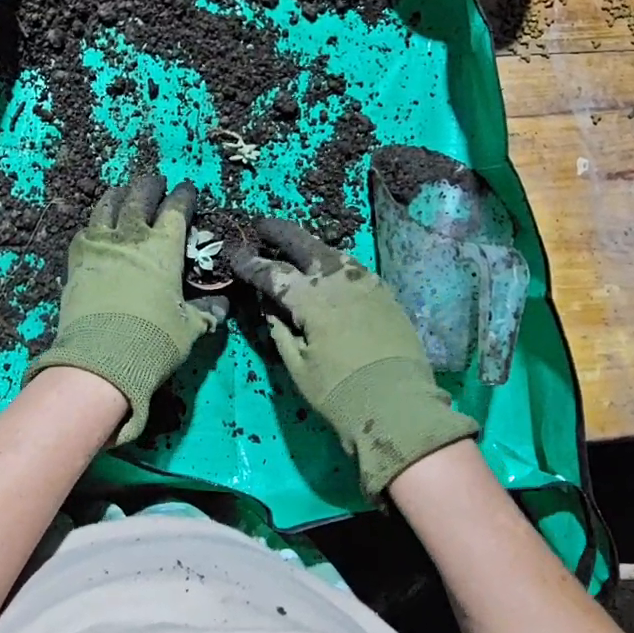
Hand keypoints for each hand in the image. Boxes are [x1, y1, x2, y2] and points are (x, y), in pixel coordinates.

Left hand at [25, 175, 219, 445]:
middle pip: (139, 198)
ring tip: (122, 190)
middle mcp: (131, 238)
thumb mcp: (190, 328)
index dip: (183, 196)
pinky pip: (83, 233)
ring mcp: (100, 246)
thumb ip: (206, 312)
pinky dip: (92, 225)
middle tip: (155, 181)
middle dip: (150, 186)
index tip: (187, 189)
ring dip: (117, 195)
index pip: (176, 210)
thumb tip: (222, 305)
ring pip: (106, 207)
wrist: (101, 358)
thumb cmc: (154, 340)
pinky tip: (94, 227)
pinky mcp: (76, 262)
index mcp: (163, 249)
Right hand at [234, 219, 477, 497]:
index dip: (250, 265)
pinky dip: (335, 264)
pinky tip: (330, 269)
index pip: (272, 274)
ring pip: (332, 252)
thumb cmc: (339, 393)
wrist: (399, 406)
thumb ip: (280, 332)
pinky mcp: (385, 294)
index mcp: (311, 299)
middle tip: (262, 226)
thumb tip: (270, 309)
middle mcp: (337, 281)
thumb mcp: (298, 367)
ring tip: (296, 245)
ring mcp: (365, 283)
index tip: (234, 257)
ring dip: (310, 246)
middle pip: (303, 244)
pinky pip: (354, 268)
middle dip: (279, 233)